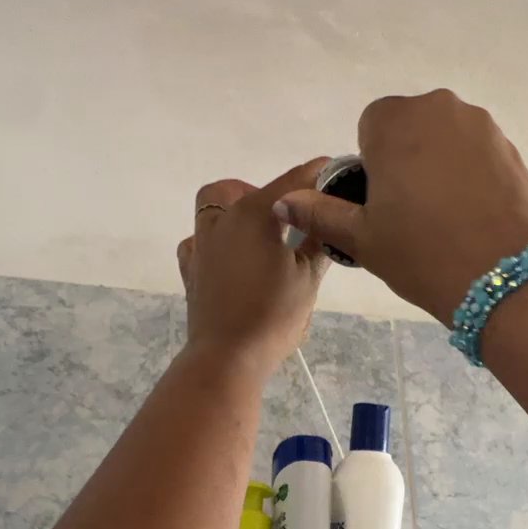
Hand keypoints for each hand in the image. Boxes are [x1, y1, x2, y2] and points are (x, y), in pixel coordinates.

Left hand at [178, 159, 332, 375]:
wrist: (227, 358)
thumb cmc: (272, 316)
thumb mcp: (307, 280)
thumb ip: (317, 243)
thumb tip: (326, 223)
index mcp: (253, 214)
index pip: (293, 182)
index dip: (318, 174)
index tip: (336, 170)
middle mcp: (221, 221)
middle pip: (237, 189)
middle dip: (262, 193)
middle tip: (286, 219)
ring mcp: (200, 246)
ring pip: (211, 210)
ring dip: (233, 213)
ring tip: (259, 239)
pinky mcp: (191, 272)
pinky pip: (199, 243)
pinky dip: (216, 244)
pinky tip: (233, 262)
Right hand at [273, 90, 527, 323]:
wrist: (499, 278)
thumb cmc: (420, 255)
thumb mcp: (361, 238)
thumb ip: (319, 213)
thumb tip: (283, 203)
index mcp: (396, 122)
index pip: (370, 125)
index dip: (370, 164)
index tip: (379, 204)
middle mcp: (440, 109)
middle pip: (410, 128)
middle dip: (404, 160)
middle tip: (407, 215)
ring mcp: (482, 127)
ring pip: (445, 140)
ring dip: (436, 167)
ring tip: (440, 220)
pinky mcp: (510, 150)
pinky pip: (476, 155)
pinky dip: (467, 178)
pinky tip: (469, 219)